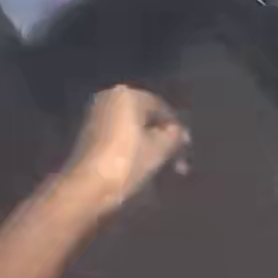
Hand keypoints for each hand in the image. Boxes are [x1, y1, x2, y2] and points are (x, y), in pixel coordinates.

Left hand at [60, 85, 189, 216]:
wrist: (90, 182)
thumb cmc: (127, 160)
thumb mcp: (158, 150)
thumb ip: (172, 136)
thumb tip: (179, 130)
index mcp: (126, 95)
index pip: (159, 105)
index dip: (175, 126)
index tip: (187, 148)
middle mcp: (110, 96)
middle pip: (144, 114)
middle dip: (163, 136)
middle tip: (179, 160)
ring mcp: (98, 110)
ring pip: (132, 124)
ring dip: (150, 142)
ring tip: (165, 166)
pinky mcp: (91, 127)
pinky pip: (119, 130)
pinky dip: (133, 142)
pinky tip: (144, 162)